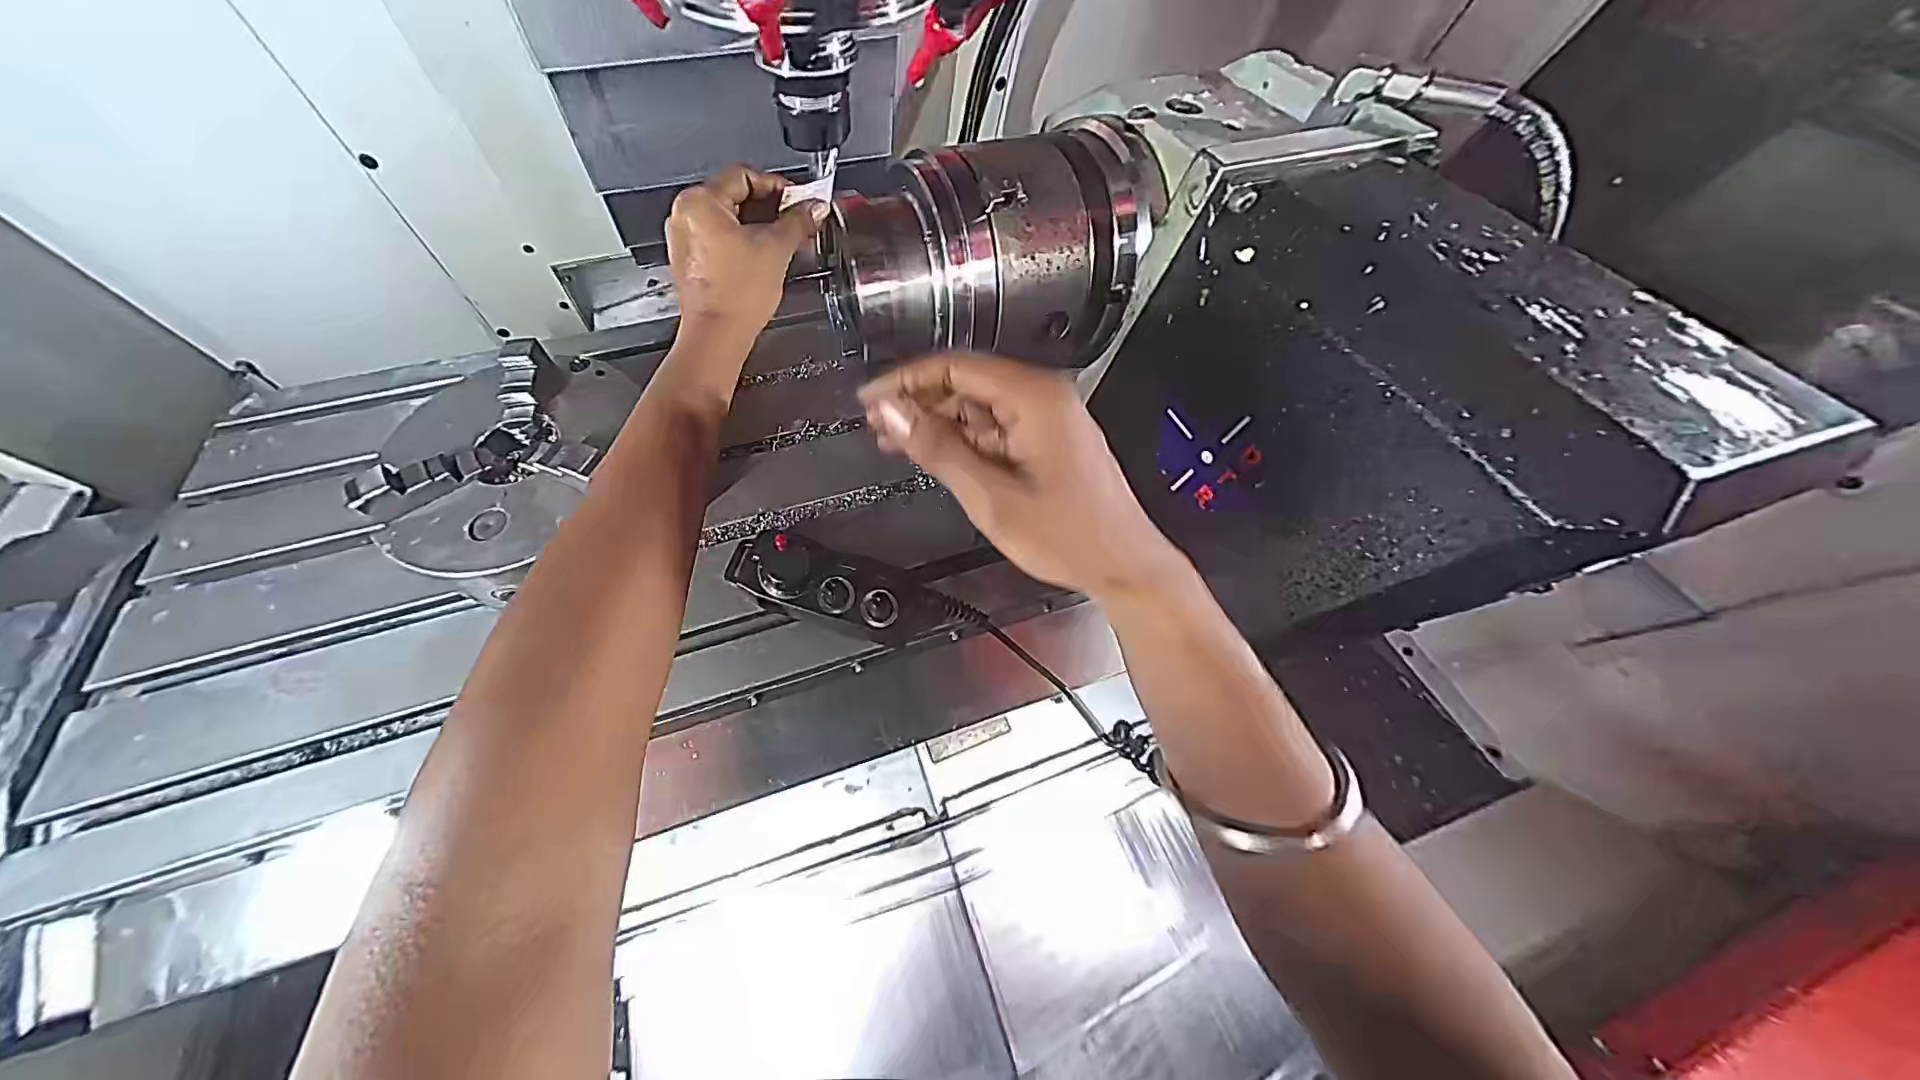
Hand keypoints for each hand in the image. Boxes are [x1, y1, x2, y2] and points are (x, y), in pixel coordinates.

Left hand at [666, 165, 827, 333]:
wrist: (718, 335)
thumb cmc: (734, 297)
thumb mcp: (775, 249)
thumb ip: (797, 222)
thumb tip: (813, 208)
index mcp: (700, 202)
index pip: (745, 176)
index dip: (778, 187)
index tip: (800, 201)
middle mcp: (686, 216)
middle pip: (736, 196)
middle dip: (771, 209)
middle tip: (798, 222)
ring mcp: (687, 240)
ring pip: (730, 220)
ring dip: (760, 227)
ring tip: (785, 242)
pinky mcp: (694, 262)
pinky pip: (723, 240)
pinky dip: (746, 243)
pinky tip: (766, 257)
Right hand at [859, 353, 1187, 600]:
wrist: (1122, 565)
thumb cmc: (1075, 537)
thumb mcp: (991, 497)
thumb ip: (937, 449)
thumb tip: (895, 415)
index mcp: (1035, 399)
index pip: (954, 367)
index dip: (905, 382)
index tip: (875, 397)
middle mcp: (1046, 400)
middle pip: (966, 384)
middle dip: (919, 404)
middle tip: (881, 424)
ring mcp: (1049, 420)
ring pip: (979, 407)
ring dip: (939, 424)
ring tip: (900, 443)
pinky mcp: (1049, 440)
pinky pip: (997, 428)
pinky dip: (965, 441)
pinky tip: (939, 457)